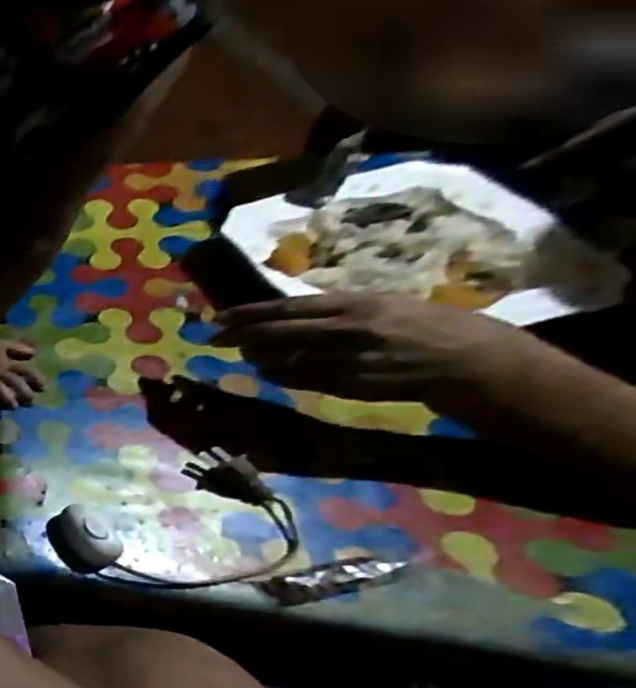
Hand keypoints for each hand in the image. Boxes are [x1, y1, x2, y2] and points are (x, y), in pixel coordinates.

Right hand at [0, 338, 45, 411]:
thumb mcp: (1, 344)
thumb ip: (17, 349)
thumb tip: (34, 354)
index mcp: (5, 362)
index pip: (25, 371)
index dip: (35, 379)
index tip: (43, 389)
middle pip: (14, 382)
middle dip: (24, 393)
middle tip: (29, 403)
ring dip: (5, 398)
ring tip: (11, 407)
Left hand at [209, 293, 535, 403]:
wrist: (472, 360)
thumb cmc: (430, 326)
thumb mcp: (387, 304)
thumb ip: (340, 311)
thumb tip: (294, 314)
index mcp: (358, 303)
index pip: (288, 307)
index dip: (250, 313)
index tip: (221, 316)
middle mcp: (347, 329)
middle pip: (277, 332)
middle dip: (241, 335)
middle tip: (214, 337)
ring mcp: (346, 358)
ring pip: (283, 358)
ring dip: (258, 356)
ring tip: (244, 353)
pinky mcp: (347, 383)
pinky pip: (300, 380)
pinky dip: (279, 375)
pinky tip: (268, 371)